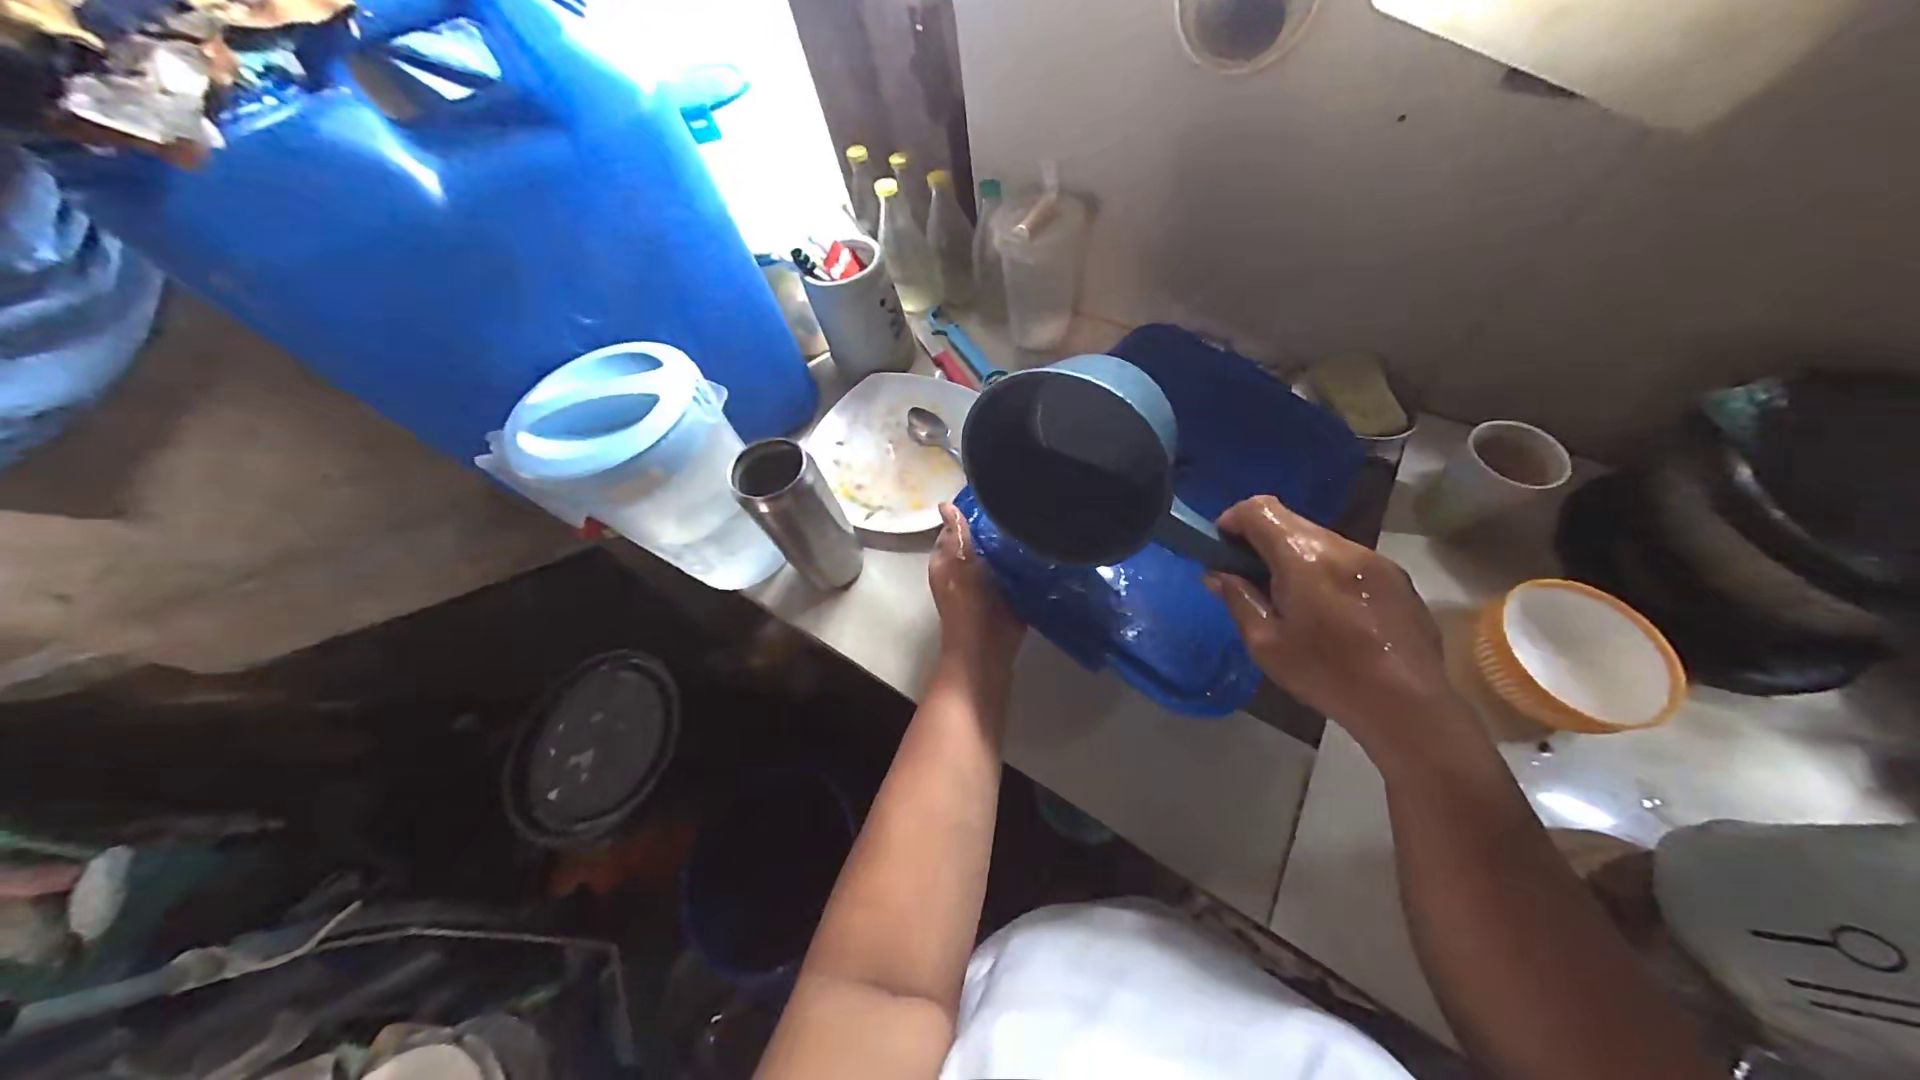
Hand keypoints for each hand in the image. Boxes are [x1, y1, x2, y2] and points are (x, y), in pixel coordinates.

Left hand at [930, 503, 1024, 675]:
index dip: (971, 512)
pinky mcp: (1006, 597)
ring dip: (1012, 545)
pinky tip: (1042, 550)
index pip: (956, 528)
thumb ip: (957, 534)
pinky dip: (1024, 564)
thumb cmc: (969, 605)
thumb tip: (945, 504)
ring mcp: (985, 585)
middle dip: (996, 527)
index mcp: (946, 560)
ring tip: (1036, 522)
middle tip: (1023, 505)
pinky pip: (1014, 574)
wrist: (987, 652)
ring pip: (998, 557)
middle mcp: (963, 570)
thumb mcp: (960, 563)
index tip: (996, 493)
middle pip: (980, 541)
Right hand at [1206, 496, 1463, 753]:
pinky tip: (1327, 609)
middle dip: (1260, 539)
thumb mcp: (1266, 643)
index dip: (1232, 520)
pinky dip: (1323, 569)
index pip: (1259, 509)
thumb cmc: (1327, 675)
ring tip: (1289, 597)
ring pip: (1318, 538)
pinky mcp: (1395, 576)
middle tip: (1248, 576)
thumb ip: (1239, 599)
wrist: (1408, 705)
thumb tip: (1217, 574)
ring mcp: (1374, 559)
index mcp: (1304, 559)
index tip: (1221, 548)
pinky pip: (1345, 558)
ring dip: (1293, 554)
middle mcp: (1341, 547)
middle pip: (1289, 520)